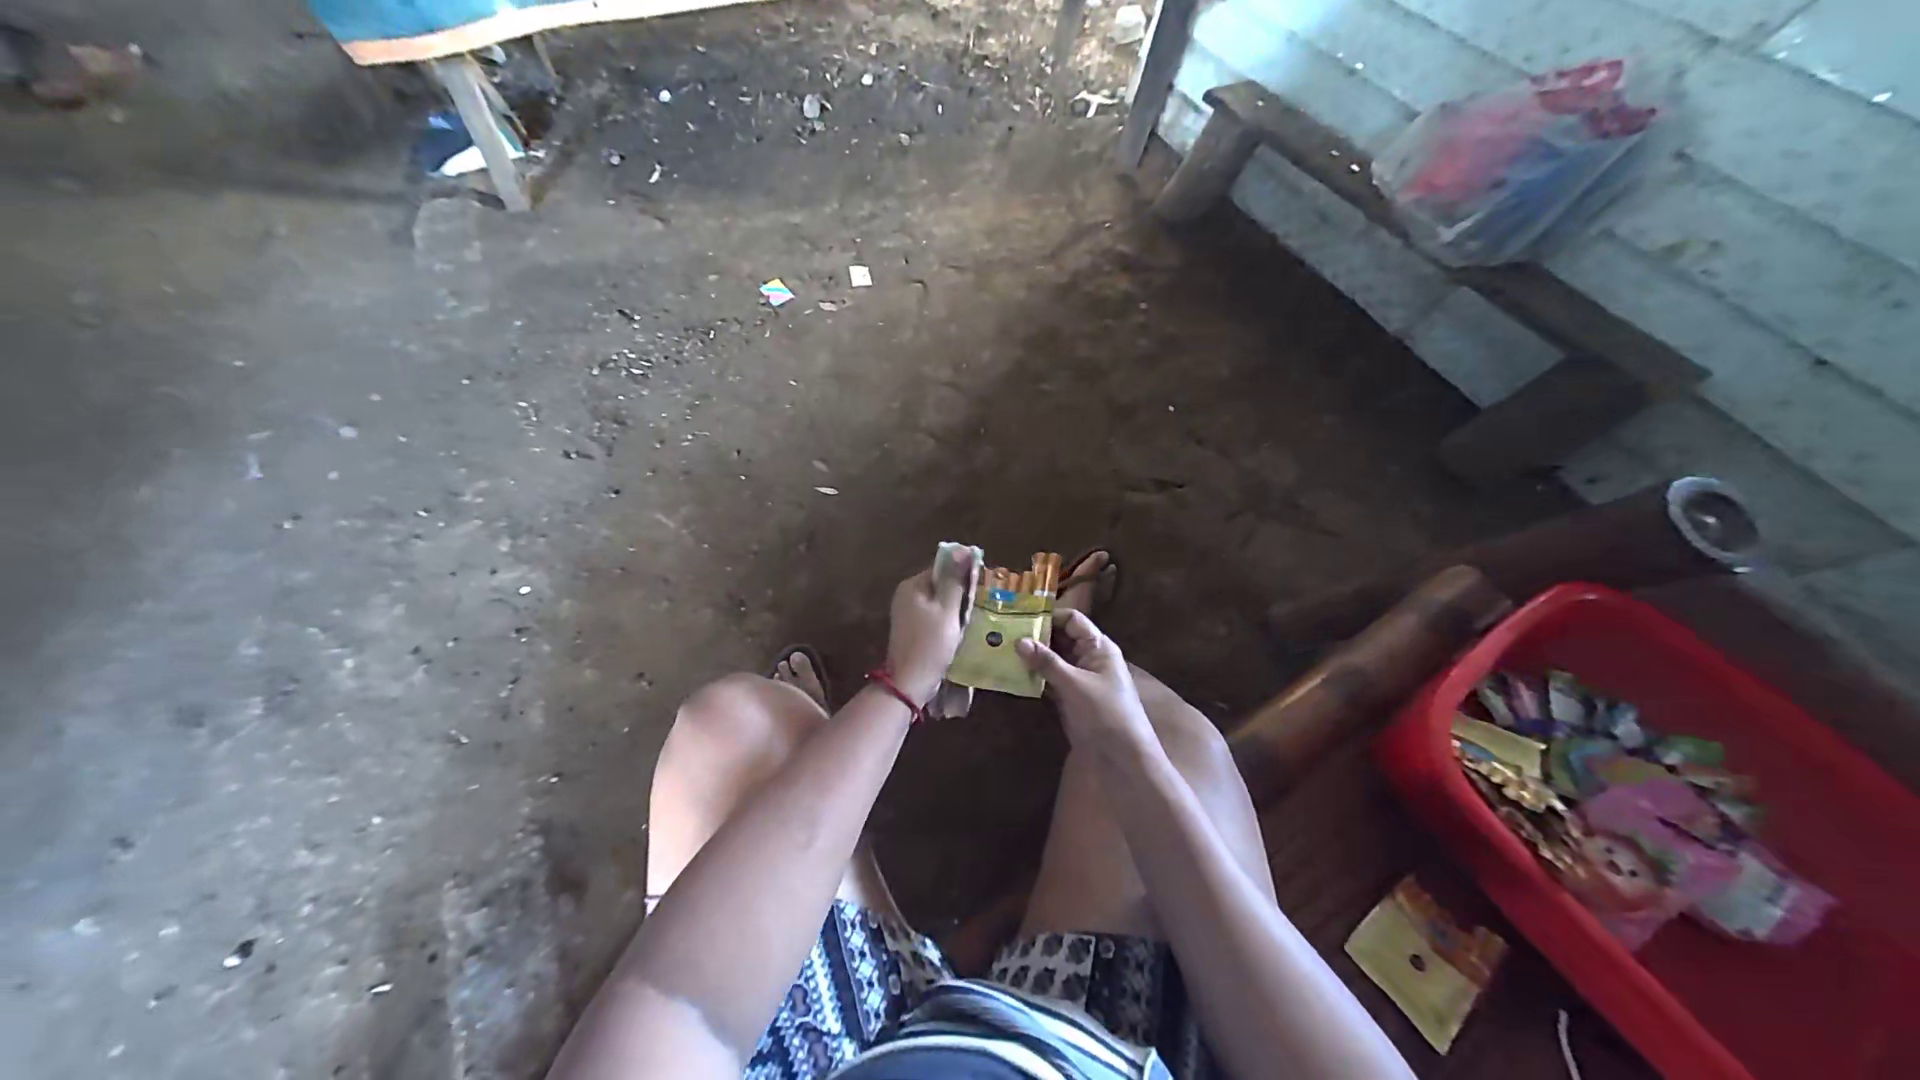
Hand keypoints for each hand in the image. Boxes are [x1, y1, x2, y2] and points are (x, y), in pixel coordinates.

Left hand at [884, 554, 971, 701]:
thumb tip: (963, 549)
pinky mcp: (911, 629)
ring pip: (938, 602)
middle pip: (939, 584)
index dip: (962, 573)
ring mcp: (906, 613)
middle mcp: (906, 595)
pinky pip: (933, 616)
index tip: (980, 586)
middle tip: (979, 604)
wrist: (909, 683)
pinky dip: (947, 620)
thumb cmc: (931, 644)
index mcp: (912, 586)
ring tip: (971, 618)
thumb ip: (955, 579)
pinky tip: (959, 631)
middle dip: (959, 593)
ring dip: (955, 608)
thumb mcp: (947, 609)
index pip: (941, 567)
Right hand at [1016, 609, 1156, 754]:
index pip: (1072, 620)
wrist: (1122, 758)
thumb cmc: (1104, 713)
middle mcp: (1089, 658)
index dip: (1048, 616)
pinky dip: (1034, 676)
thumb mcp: (1074, 684)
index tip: (1019, 615)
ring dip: (1032, 657)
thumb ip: (1046, 662)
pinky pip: (1049, 680)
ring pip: (1053, 660)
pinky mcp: (1070, 699)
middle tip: (1003, 632)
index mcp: (1098, 647)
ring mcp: (1079, 679)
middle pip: (1060, 638)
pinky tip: (1011, 673)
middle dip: (1035, 636)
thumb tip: (1018, 640)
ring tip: (1001, 650)